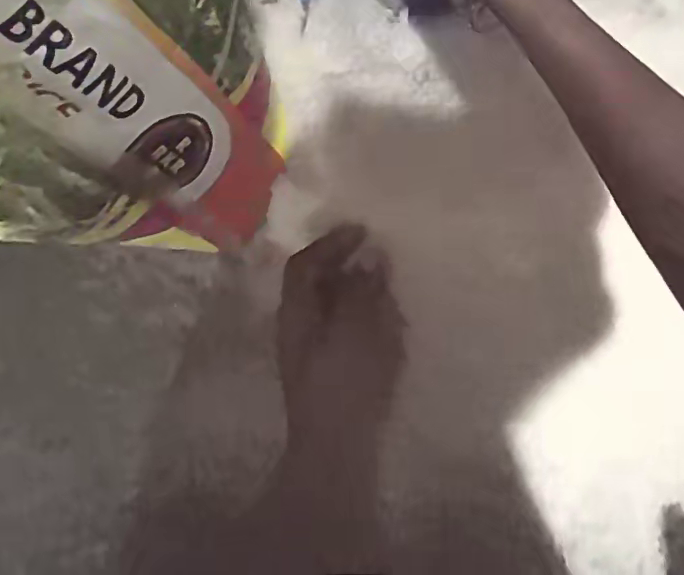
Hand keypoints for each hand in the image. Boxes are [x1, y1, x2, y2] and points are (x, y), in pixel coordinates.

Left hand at [278, 225, 405, 448]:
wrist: (336, 454)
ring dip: (357, 292)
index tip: (361, 230)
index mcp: (296, 311)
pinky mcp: (330, 373)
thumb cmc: (343, 383)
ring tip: (386, 288)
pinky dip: (364, 319)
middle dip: (345, 266)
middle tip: (376, 256)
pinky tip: (387, 324)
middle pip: (316, 284)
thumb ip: (362, 289)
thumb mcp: (355, 328)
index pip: (305, 264)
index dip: (331, 242)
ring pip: (331, 307)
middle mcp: (298, 327)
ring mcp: (312, 352)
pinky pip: (344, 331)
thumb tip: (371, 255)